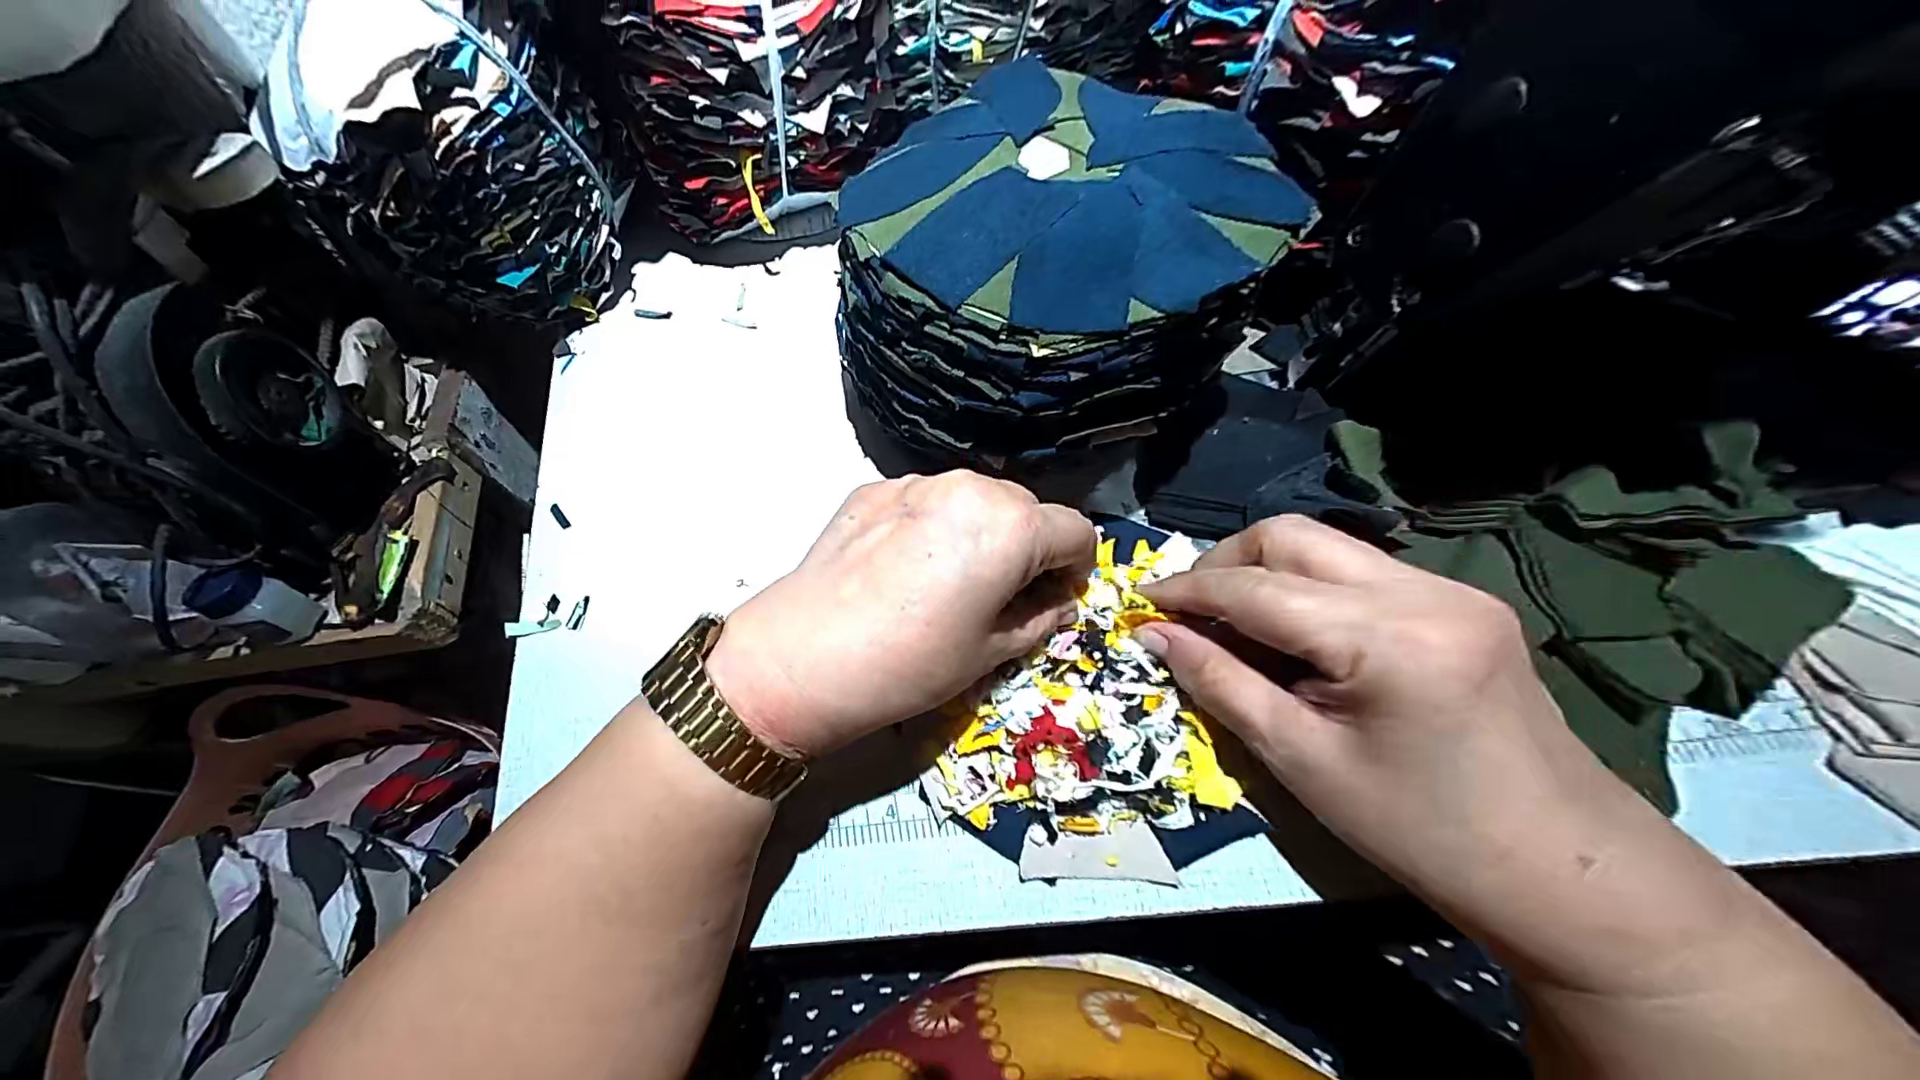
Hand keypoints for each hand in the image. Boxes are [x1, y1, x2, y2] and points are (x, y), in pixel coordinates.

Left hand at [704, 472, 1096, 758]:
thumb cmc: (909, 663)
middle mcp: (968, 487)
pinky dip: (935, 528)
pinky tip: (906, 570)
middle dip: (1029, 547)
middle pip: (1026, 509)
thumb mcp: (990, 652)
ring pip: (976, 500)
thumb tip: (1059, 601)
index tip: (1055, 596)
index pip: (1076, 531)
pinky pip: (927, 502)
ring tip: (950, 582)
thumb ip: (1040, 617)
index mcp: (1010, 524)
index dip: (1075, 568)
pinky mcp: (873, 490)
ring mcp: (915, 483)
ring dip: (982, 533)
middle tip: (1003, 595)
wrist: (800, 658)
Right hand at [1135, 515, 1638, 916]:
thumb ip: (1220, 682)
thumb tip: (1155, 635)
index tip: (1141, 604)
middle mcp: (1422, 591)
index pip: (1255, 587)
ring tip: (1232, 623)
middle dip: (1224, 564)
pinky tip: (1295, 636)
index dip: (1187, 590)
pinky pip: (1360, 572)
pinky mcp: (1463, 603)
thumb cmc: (1419, 830)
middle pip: (1291, 536)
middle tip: (1188, 612)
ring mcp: (1451, 590)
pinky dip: (1308, 589)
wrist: (1565, 872)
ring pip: (1326, 546)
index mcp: (1384, 636)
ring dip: (1265, 572)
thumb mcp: (1300, 759)